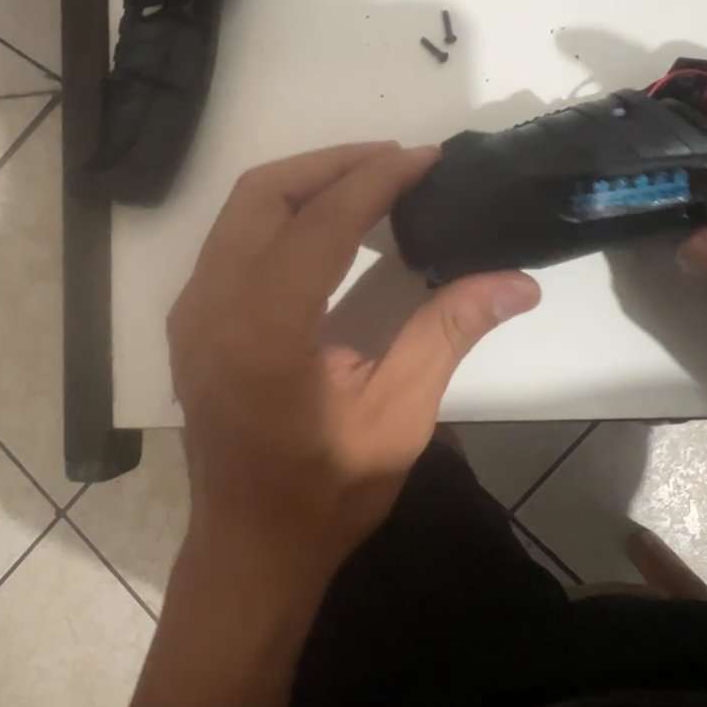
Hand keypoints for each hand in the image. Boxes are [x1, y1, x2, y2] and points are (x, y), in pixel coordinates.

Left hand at [168, 142, 539, 581]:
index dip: (376, 181)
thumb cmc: (324, 495)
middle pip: (264, 194)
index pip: (321, 223)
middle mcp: (211, 306)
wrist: (248, 547)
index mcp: (263, 331)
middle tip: (397, 162)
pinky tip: (326, 227)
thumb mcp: (397, 419)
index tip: (425, 158)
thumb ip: (447, 335)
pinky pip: (231, 240)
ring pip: (241, 210)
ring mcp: (190, 311)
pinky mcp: (189, 320)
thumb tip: (517, 281)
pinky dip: (279, 216)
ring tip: (369, 183)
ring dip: (304, 184)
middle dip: (333, 165)